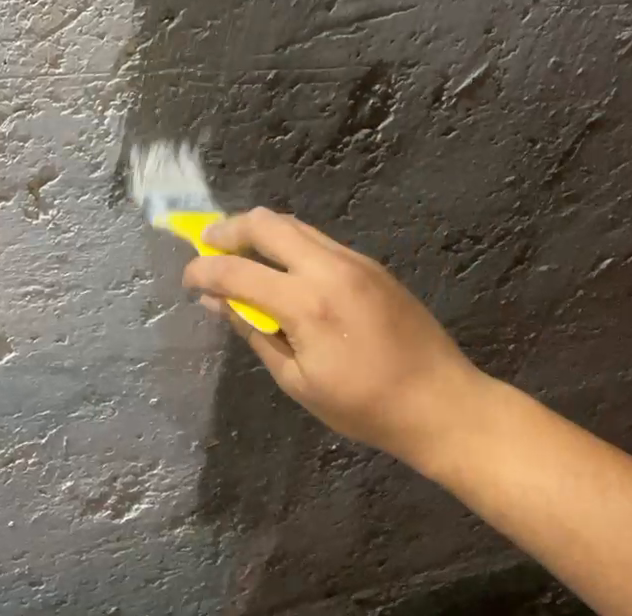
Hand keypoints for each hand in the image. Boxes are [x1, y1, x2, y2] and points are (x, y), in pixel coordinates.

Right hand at [184, 208, 488, 467]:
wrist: (444, 404)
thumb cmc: (364, 407)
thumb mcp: (296, 380)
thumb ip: (252, 331)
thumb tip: (214, 301)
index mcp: (306, 305)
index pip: (236, 271)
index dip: (202, 271)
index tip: (187, 280)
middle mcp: (327, 269)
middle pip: (264, 223)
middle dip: (226, 230)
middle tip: (207, 247)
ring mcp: (352, 260)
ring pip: (290, 223)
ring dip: (257, 232)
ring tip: (240, 254)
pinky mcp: (369, 263)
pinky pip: (315, 238)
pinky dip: (287, 243)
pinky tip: (282, 269)